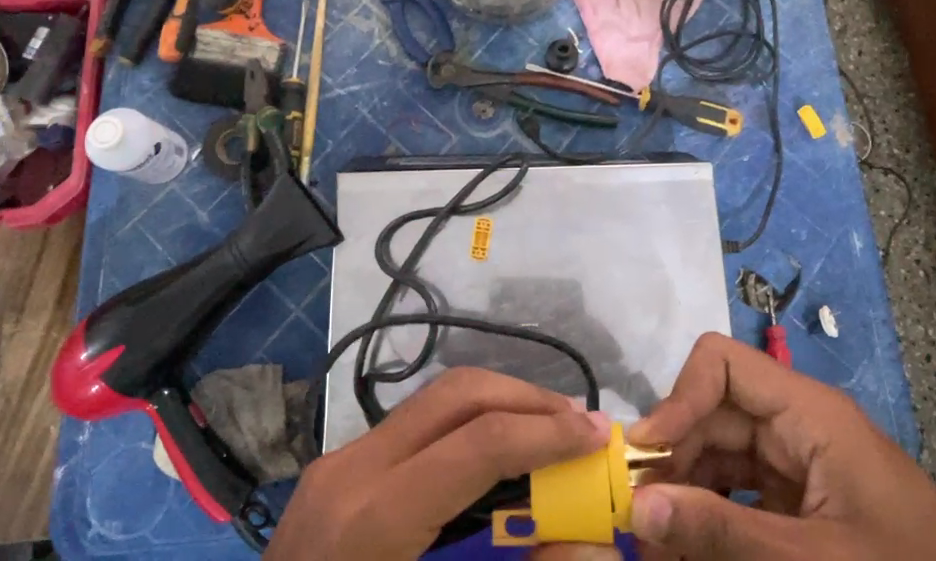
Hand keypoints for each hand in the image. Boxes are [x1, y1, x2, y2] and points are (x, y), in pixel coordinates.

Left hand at [266, 367, 609, 558]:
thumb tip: (587, 540)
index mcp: (375, 518)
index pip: (477, 443)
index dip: (548, 434)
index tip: (599, 436)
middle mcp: (352, 469)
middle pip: (456, 396)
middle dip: (527, 400)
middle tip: (580, 425)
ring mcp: (337, 463)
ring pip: (433, 401)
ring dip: (498, 406)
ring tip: (547, 432)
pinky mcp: (336, 469)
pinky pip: (413, 427)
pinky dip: (463, 429)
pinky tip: (491, 458)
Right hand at [618, 333, 935, 559]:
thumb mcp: (810, 558)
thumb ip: (722, 533)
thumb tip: (637, 506)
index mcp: (807, 412)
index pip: (720, 364)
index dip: (675, 399)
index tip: (641, 454)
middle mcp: (797, 426)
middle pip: (712, 414)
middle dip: (670, 458)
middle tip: (632, 514)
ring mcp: (799, 467)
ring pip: (719, 458)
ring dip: (683, 494)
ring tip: (651, 541)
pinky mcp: (802, 506)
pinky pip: (740, 495)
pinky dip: (710, 519)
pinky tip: (685, 550)